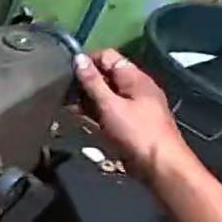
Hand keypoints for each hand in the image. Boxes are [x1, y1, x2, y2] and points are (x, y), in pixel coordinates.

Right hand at [73, 49, 195, 180]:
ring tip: (65, 103)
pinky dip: (93, 110)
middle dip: (84, 80)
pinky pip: (107, 109)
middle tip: (62, 89)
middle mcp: (135, 87)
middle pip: (105, 74)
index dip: (87, 60)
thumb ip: (93, 82)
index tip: (66, 71)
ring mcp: (133, 105)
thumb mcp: (110, 105)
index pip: (107, 56)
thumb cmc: (136, 133)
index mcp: (134, 78)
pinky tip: (78, 115)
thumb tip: (78, 58)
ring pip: (105, 93)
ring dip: (87, 97)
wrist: (159, 165)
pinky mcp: (128, 121)